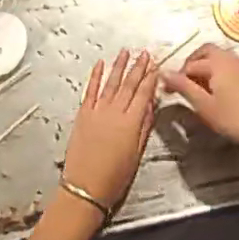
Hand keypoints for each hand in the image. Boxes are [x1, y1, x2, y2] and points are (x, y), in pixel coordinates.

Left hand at [61, 50, 159, 210]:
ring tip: (126, 52)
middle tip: (145, 53)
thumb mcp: (137, 153)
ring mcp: (97, 111)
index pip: (143, 94)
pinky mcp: (83, 114)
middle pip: (129, 85)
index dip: (150, 78)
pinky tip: (100, 64)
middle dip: (138, 67)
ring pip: (111, 83)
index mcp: (131, 123)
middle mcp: (114, 112)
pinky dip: (96, 76)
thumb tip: (151, 105)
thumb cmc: (115, 177)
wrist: (85, 187)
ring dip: (119, 66)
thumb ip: (144, 127)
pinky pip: (91, 90)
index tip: (156, 65)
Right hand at [162, 44, 238, 154]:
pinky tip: (213, 91)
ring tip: (196, 88)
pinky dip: (214, 71)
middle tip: (182, 83)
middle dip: (190, 64)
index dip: (176, 77)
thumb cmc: (234, 118)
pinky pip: (225, 65)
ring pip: (216, 58)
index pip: (189, 65)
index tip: (167, 92)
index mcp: (215, 62)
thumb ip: (183, 87)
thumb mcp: (203, 105)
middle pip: (204, 52)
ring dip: (203, 67)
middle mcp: (228, 58)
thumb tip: (163, 72)